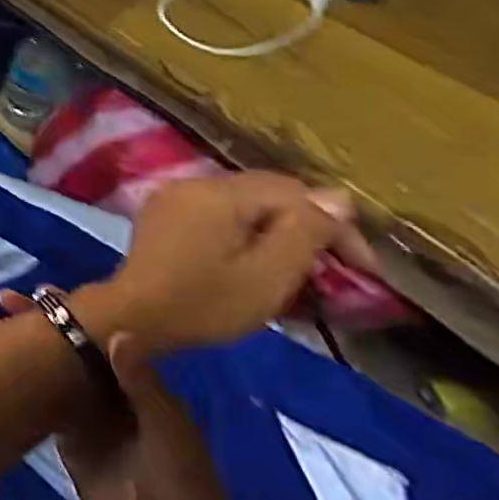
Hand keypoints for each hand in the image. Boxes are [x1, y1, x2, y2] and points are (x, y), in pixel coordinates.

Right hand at [1, 292, 241, 499]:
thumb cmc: (183, 491)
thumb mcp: (170, 439)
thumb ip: (145, 388)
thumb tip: (118, 332)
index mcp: (141, 382)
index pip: (101, 335)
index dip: (73, 312)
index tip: (41, 291)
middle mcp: (112, 391)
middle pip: (72, 347)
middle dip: (42, 323)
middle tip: (4, 301)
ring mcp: (89, 415)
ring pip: (54, 369)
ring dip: (27, 346)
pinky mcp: (69, 440)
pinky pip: (42, 401)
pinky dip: (20, 380)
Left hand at [78, 172, 376, 354]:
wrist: (134, 316)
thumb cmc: (204, 302)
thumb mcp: (267, 275)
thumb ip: (304, 232)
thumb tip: (337, 198)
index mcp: (217, 192)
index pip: (295, 191)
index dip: (337, 226)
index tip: (363, 270)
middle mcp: (193, 183)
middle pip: (269, 192)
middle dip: (310, 227)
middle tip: (338, 271)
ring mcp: (174, 196)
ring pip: (245, 203)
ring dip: (280, 232)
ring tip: (303, 272)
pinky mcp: (165, 214)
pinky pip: (219, 213)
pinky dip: (247, 233)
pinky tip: (259, 263)